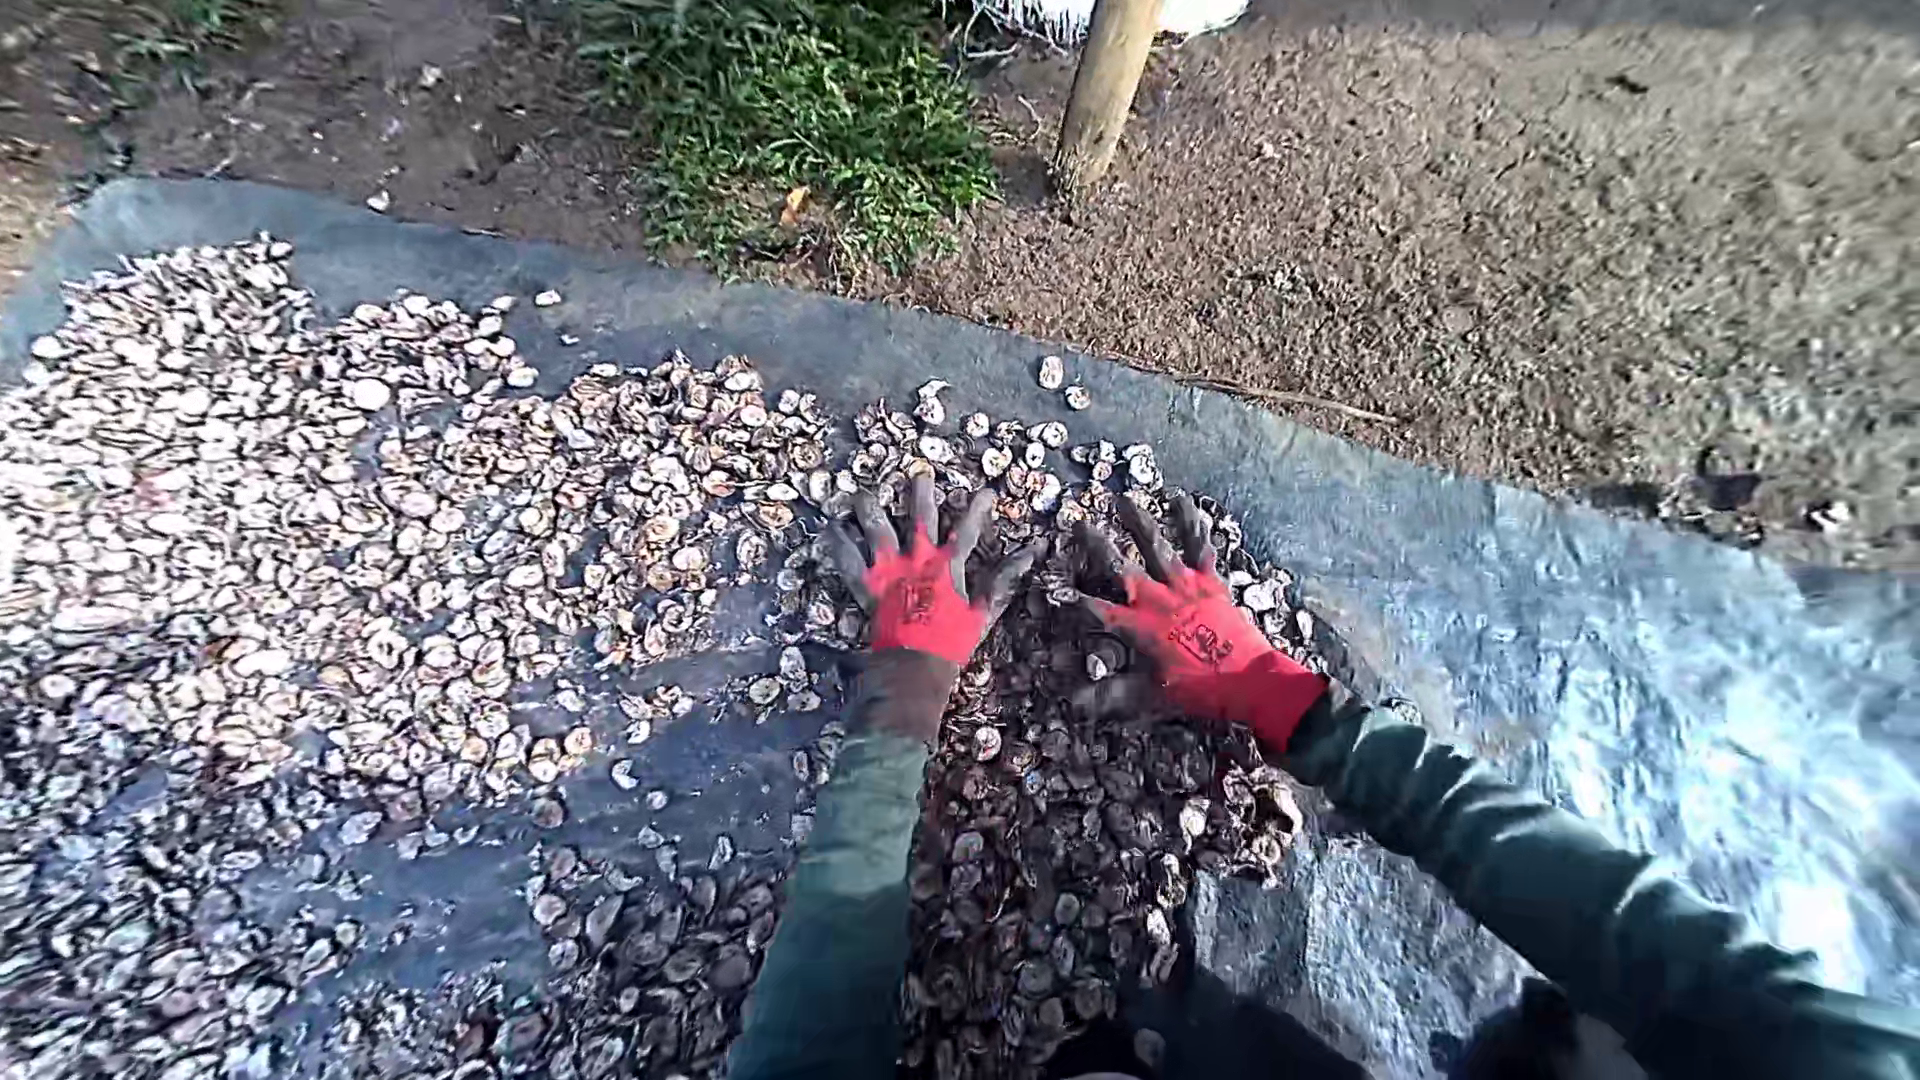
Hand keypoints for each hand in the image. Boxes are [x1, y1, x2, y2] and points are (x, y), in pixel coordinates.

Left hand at [829, 473, 1036, 666]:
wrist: (916, 664)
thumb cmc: (952, 640)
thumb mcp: (984, 612)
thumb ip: (1004, 580)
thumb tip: (1032, 554)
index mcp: (948, 565)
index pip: (968, 529)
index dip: (978, 508)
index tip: (986, 491)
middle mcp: (918, 559)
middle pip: (920, 517)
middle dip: (921, 494)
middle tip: (919, 473)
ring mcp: (890, 570)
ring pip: (879, 530)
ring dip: (872, 509)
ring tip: (863, 493)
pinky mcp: (867, 585)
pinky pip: (848, 559)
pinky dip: (839, 543)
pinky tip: (831, 527)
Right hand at [1076, 492, 1325, 752]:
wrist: (1251, 680)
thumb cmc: (1199, 689)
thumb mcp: (1151, 695)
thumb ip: (1111, 695)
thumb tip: (1073, 705)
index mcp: (1137, 625)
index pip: (1094, 607)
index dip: (1070, 596)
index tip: (1050, 583)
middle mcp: (1155, 598)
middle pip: (1118, 564)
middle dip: (1095, 544)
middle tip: (1079, 524)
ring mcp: (1183, 584)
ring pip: (1155, 545)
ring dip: (1137, 521)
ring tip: (1123, 499)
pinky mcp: (1210, 580)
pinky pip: (1199, 544)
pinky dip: (1190, 521)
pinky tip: (1180, 499)